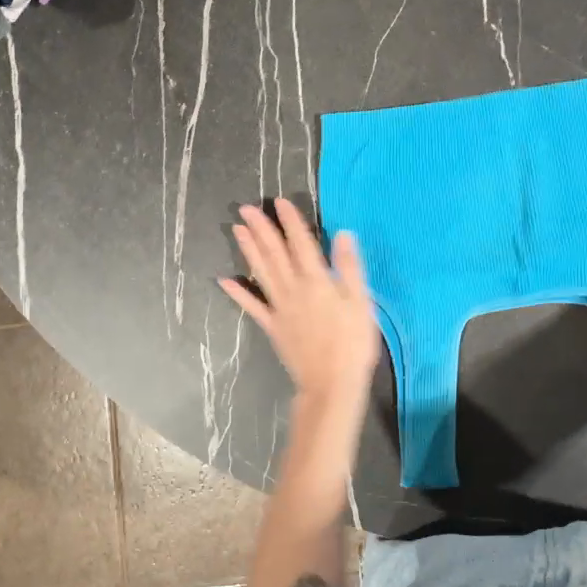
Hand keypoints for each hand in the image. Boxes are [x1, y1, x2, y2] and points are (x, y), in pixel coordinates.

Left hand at [219, 199, 380, 413]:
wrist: (331, 384)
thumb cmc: (352, 344)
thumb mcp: (361, 303)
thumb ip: (350, 267)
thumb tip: (343, 234)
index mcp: (317, 281)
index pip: (301, 243)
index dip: (290, 221)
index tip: (279, 202)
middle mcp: (294, 289)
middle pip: (275, 254)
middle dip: (261, 229)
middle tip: (246, 208)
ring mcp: (279, 309)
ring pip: (261, 273)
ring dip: (249, 250)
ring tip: (237, 229)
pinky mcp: (272, 327)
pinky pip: (252, 307)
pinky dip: (238, 293)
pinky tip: (224, 280)